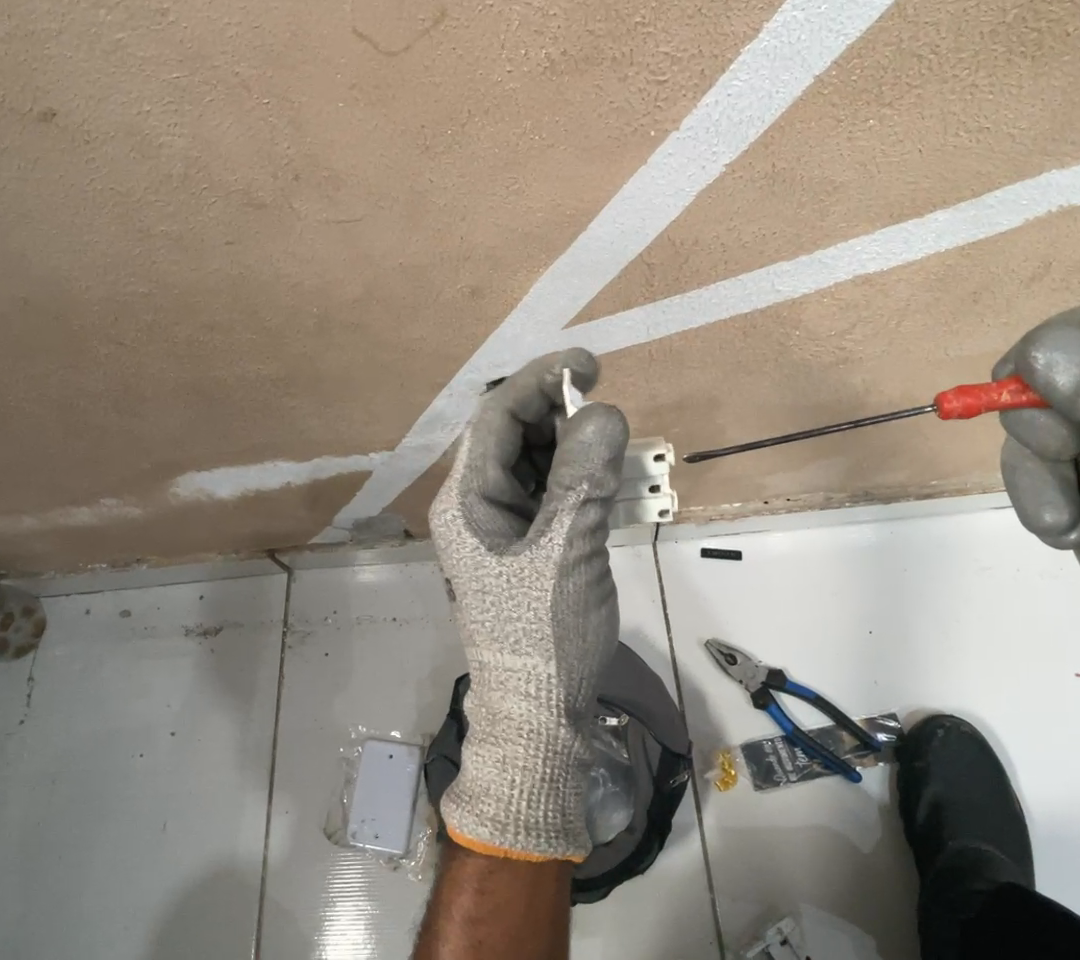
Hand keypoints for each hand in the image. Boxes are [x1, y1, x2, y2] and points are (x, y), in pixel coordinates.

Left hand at [429, 348, 628, 860]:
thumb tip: (603, 410)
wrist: (540, 715)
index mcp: (466, 501)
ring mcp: (499, 529)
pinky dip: (577, 480)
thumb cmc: (543, 634)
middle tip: (608, 413)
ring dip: (572, 447)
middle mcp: (475, 506)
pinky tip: (607, 482)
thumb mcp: (567, 551)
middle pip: (512, 436)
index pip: (496, 418)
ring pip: (532, 463)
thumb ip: (583, 477)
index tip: (588, 364)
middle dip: (558, 414)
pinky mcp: (525, 548)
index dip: (539, 382)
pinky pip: (548, 495)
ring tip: (613, 451)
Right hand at [996, 302, 1079, 782]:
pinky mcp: (1078, 491)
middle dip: (1040, 428)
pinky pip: (1026, 476)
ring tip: (1070, 523)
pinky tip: (1073, 534)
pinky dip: (1035, 505)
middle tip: (1061, 459)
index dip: (1050, 348)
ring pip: (1027, 434)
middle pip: (1046, 382)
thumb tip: (1035, 349)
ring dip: (1034, 479)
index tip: (1018, 387)